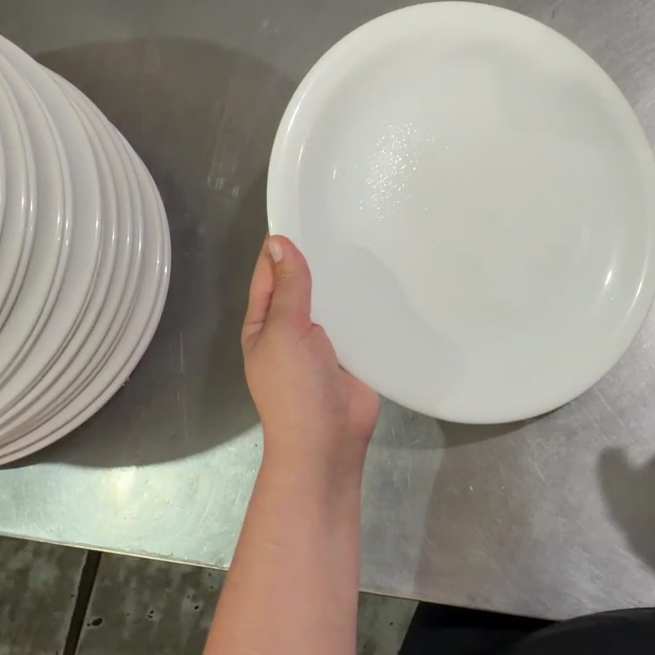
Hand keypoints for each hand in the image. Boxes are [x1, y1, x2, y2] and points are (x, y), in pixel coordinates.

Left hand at [242, 236, 379, 480]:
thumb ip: (289, 288)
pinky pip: (361, 324)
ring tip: (372, 247)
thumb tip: (279, 242)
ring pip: (336, 304)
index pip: (271, 275)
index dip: (281, 248)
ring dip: (348, 284)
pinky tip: (389, 286)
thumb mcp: (284, 331)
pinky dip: (371, 308)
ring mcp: (326, 343)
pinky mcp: (356, 355)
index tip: (303, 215)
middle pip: (306, 287)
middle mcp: (294, 330)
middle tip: (348, 225)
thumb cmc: (294, 387)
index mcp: (265, 324)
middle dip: (321, 262)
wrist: (327, 439)